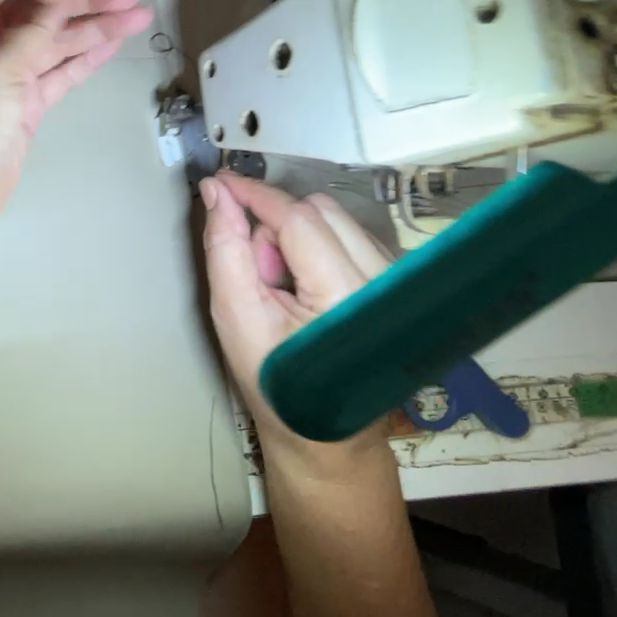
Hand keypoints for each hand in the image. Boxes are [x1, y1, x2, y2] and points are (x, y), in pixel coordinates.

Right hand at [200, 172, 393, 457]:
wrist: (326, 434)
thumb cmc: (275, 382)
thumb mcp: (235, 315)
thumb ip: (225, 248)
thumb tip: (218, 193)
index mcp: (347, 297)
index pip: (298, 218)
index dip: (255, 194)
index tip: (219, 181)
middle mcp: (386, 283)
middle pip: (319, 211)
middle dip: (274, 222)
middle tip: (255, 266)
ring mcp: (399, 284)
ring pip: (336, 220)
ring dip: (295, 235)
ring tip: (279, 283)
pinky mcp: (398, 284)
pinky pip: (350, 236)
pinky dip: (316, 246)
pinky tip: (302, 285)